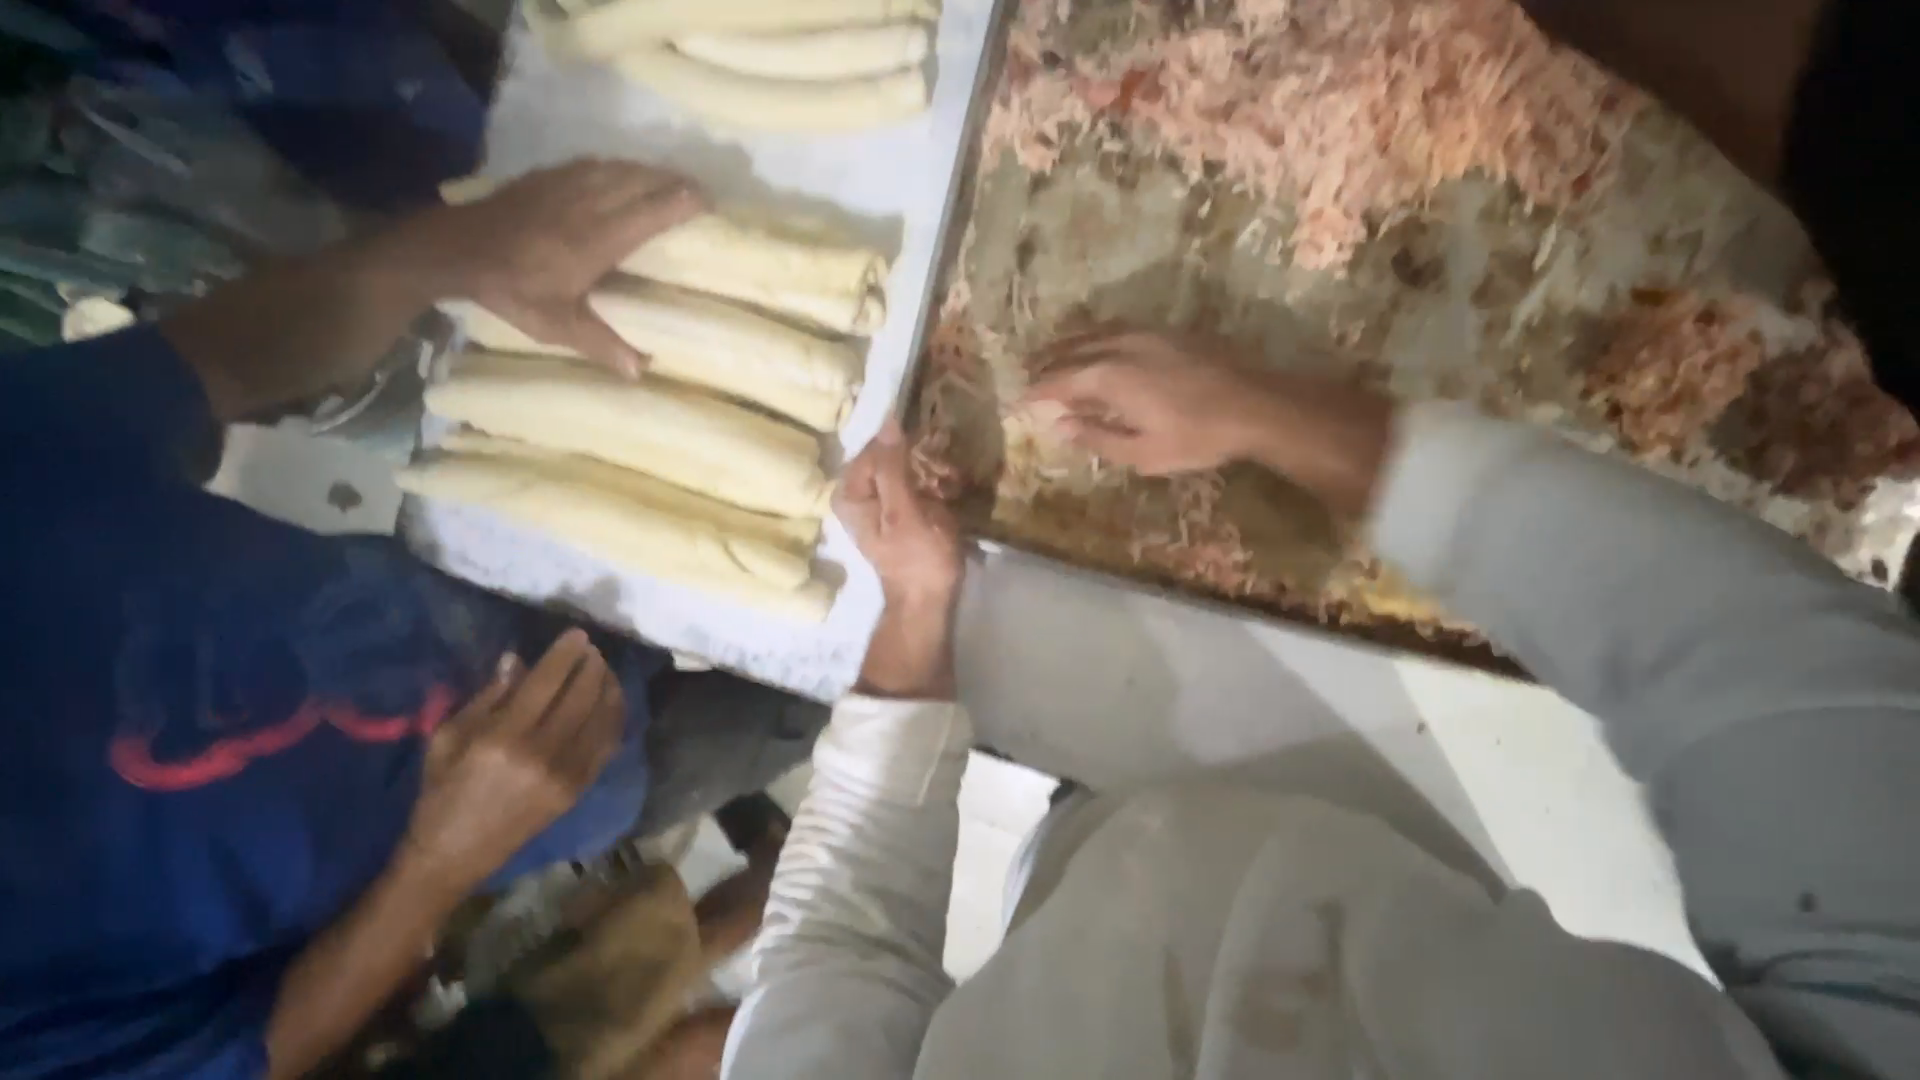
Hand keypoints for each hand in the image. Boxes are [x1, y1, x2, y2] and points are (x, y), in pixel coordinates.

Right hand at [399, 629, 625, 894]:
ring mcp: (567, 774)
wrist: (454, 855)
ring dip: (609, 688)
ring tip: (603, 671)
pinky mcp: (579, 789)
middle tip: (592, 650)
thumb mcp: (449, 738)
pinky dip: (614, 718)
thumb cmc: (442, 793)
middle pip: (582, 696)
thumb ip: (489, 697)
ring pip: (603, 718)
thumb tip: (519, 660)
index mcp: (503, 738)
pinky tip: (610, 702)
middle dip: (592, 666)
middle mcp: (542, 753)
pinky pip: (608, 744)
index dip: (565, 654)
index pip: (547, 682)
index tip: (577, 635)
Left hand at [413, 159, 704, 376]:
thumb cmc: (511, 289)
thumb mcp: (557, 325)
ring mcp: (566, 185)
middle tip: (700, 191)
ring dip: (648, 171)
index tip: (709, 202)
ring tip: (668, 180)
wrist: (454, 249)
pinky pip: (592, 164)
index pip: (652, 210)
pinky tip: (619, 173)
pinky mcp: (546, 177)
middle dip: (675, 181)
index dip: (683, 202)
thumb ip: (601, 344)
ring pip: (619, 167)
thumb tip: (641, 373)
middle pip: (642, 180)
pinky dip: (616, 167)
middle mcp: (589, 204)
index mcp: (599, 238)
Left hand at [837, 418, 964, 698]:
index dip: (908, 443)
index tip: (937, 447)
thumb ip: (893, 467)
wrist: (926, 602)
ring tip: (952, 483)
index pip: (877, 445)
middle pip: (890, 455)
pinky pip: (913, 483)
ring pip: (905, 467)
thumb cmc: (917, 560)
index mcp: (849, 492)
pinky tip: (949, 492)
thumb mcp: (904, 511)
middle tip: (948, 471)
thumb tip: (888, 421)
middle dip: (922, 458)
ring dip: (932, 470)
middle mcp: (857, 493)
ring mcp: (877, 502)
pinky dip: (932, 484)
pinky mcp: (896, 511)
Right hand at [1023, 329, 1394, 516]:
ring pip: (1091, 333)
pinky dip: (1092, 338)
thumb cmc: (1196, 437)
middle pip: (1069, 351)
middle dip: (1044, 365)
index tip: (1015, 404)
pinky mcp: (1164, 330)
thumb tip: (1057, 425)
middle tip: (1026, 379)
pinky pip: (1114, 328)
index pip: (1056, 381)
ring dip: (1066, 347)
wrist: (1256, 404)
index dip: (1033, 393)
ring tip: (1050, 359)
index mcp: (1108, 376)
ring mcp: (1143, 332)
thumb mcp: (1141, 452)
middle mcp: (1119, 345)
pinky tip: (1094, 349)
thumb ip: (1095, 437)